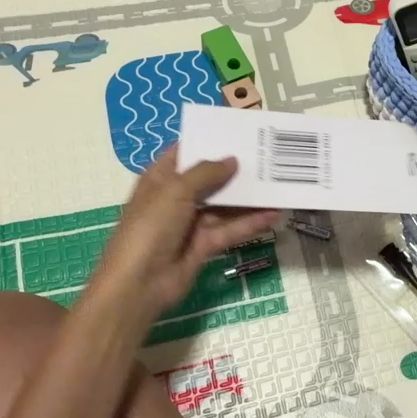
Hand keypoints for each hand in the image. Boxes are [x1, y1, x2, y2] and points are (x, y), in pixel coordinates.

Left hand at [84, 150, 280, 319]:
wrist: (138, 284)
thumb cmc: (150, 227)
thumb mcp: (175, 191)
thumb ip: (206, 173)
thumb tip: (232, 160)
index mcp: (160, 179)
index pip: (185, 153)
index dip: (209, 142)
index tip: (239, 134)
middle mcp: (176, 198)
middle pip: (210, 180)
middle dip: (235, 170)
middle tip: (269, 157)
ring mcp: (190, 223)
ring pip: (224, 206)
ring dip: (248, 198)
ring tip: (278, 185)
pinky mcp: (204, 246)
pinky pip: (230, 230)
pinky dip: (250, 223)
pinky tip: (273, 214)